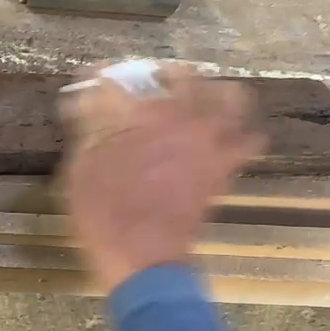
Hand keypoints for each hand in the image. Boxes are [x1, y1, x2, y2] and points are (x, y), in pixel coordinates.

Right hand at [60, 63, 268, 293]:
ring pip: (230, 98)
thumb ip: (86, 130)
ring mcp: (209, 143)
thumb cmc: (104, 216)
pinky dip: (243, 134)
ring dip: (215, 91)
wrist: (144, 258)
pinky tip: (228, 135)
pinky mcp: (225, 169)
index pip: (116, 83)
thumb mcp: (80, 171)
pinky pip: (249, 141)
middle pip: (184, 76)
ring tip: (202, 96)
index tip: (90, 76)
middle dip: (165, 72)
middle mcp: (181, 120)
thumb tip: (79, 103)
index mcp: (140, 116)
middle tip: (153, 78)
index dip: (99, 78)